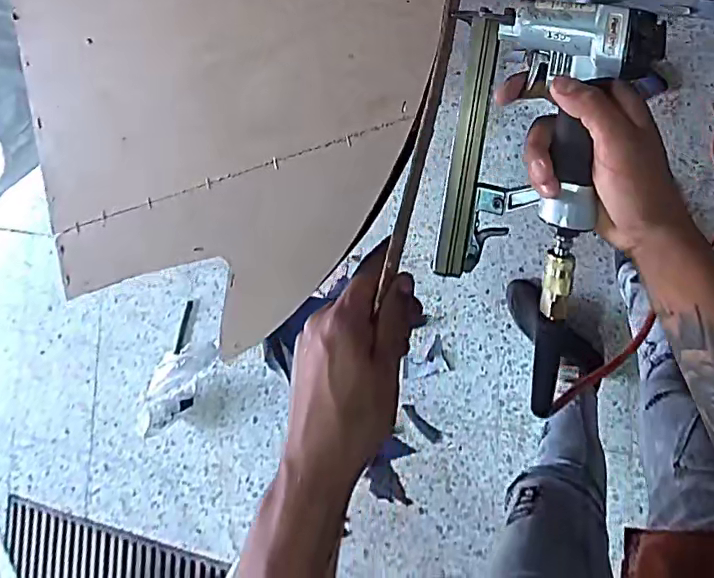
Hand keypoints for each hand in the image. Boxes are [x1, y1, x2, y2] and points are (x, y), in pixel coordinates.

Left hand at [281, 241, 422, 492]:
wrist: (316, 465)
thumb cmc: (352, 423)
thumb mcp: (388, 364)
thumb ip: (394, 317)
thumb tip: (400, 284)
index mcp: (341, 319)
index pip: (369, 272)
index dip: (390, 261)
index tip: (400, 247)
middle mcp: (319, 323)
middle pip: (361, 295)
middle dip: (387, 304)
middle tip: (408, 328)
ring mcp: (309, 341)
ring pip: (350, 315)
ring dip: (373, 325)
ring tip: (388, 359)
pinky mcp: (306, 357)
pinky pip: (336, 333)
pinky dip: (356, 338)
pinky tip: (367, 367)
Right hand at [496, 73, 700, 256]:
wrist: (643, 234)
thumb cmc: (647, 191)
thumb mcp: (619, 141)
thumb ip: (591, 107)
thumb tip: (561, 84)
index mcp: (616, 104)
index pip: (577, 76)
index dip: (548, 74)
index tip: (522, 82)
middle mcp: (598, 120)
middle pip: (551, 106)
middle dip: (539, 130)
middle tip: (517, 120)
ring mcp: (584, 144)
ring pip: (544, 137)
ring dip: (540, 159)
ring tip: (552, 179)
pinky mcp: (573, 166)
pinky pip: (545, 161)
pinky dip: (542, 175)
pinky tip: (555, 187)